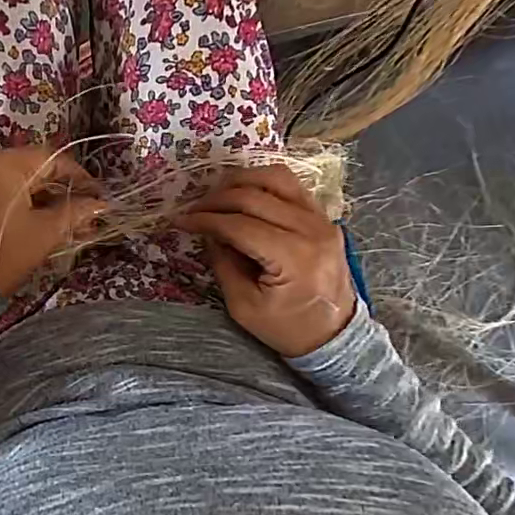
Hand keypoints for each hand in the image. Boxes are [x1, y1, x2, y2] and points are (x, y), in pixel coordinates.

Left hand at [0, 146, 107, 296]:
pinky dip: (15, 197)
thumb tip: (99, 204)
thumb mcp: (44, 233)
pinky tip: (32, 218)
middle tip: (81, 212)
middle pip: (32, 165)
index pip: (52, 159)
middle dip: (59, 188)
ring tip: (60, 220)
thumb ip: (74, 212)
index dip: (79, 176)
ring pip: (13, 176)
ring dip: (38, 194)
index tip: (97, 196)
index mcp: (4, 163)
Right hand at [173, 164, 355, 356]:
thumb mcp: (243, 304)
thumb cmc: (287, 327)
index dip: (204, 220)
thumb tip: (207, 233)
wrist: (335, 336)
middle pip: (253, 196)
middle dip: (215, 200)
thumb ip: (223, 263)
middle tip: (192, 211)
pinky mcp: (323, 217)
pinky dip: (261, 184)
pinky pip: (290, 185)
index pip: (239, 225)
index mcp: (293, 257)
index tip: (179, 221)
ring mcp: (322, 219)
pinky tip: (241, 195)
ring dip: (239, 181)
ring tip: (216, 196)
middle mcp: (311, 230)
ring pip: (275, 178)